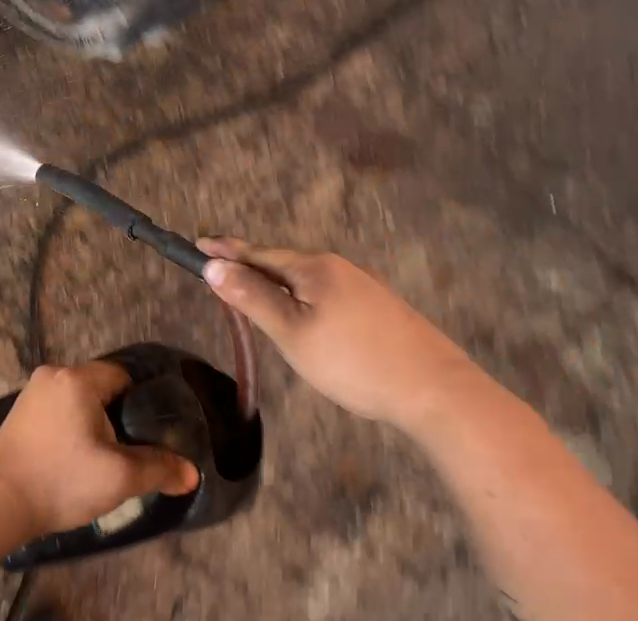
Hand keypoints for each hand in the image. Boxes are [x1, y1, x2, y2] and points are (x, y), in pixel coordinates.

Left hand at [0, 361, 199, 536]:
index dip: (140, 403)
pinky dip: (71, 425)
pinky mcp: (20, 411)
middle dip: (116, 414)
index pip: (121, 376)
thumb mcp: (120, 477)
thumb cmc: (64, 479)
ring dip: (92, 421)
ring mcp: (31, 391)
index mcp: (76, 379)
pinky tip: (76, 454)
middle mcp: (51, 374)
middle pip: (98, 386)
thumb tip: (192, 473)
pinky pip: (58, 409)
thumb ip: (159, 468)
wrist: (4, 499)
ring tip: (104, 455)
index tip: (149, 432)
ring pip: (77, 399)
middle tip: (130, 448)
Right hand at [197, 237, 480, 429]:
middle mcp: (338, 268)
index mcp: (313, 268)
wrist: (440, 394)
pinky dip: (301, 298)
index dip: (225, 251)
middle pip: (282, 264)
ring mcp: (363, 287)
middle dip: (250, 267)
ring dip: (276, 285)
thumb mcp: (292, 333)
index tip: (198, 244)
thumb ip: (251, 297)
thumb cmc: (355, 362)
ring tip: (254, 298)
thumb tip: (213, 265)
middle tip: (220, 274)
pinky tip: (303, 317)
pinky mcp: (380, 309)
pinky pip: (326, 294)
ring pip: (306, 281)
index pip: (257, 254)